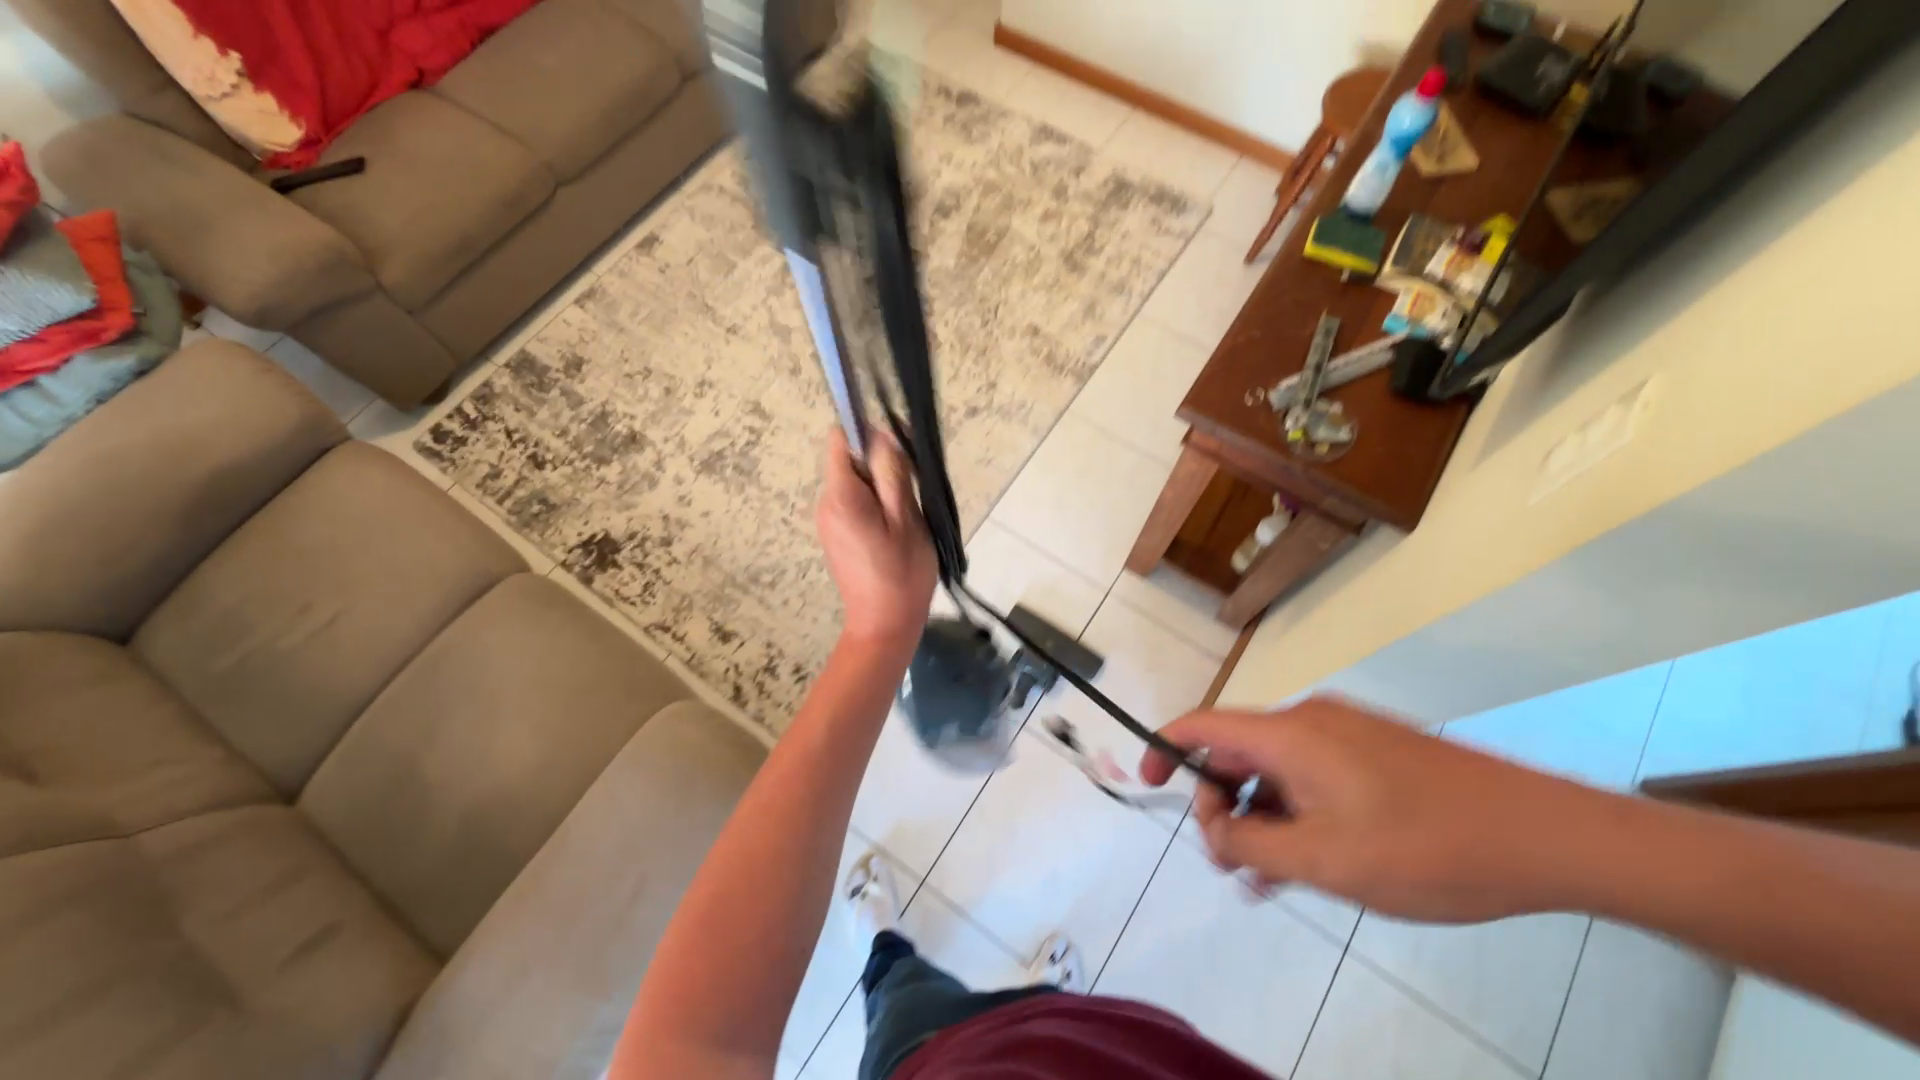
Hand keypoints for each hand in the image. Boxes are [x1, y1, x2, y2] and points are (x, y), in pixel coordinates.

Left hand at [816, 429, 937, 647]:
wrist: (884, 625)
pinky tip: (896, 531)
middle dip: (882, 466)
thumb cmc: (901, 573)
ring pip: (856, 483)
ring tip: (907, 517)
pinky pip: (855, 503)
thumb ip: (892, 474)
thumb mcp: (906, 519)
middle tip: (913, 492)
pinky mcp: (837, 534)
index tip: (901, 454)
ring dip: (883, 489)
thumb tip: (882, 435)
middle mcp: (826, 502)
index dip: (871, 435)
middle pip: (851, 460)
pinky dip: (876, 507)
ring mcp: (829, 520)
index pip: (841, 438)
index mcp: (840, 495)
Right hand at [1142, 697, 1613, 922]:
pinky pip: (1313, 776)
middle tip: (1234, 867)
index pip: (1202, 725)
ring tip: (1270, 880)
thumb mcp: (1323, 859)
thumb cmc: (1425, 849)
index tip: (1146, 785)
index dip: (1162, 749)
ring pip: (1277, 770)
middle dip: (1221, 805)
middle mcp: (1312, 721)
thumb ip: (1252, 844)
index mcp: (1290, 734)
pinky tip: (1308, 864)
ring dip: (1261, 818)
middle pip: (1237, 751)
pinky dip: (1296, 813)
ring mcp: (1349, 735)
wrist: (1543, 835)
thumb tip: (1214, 830)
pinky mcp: (1378, 753)